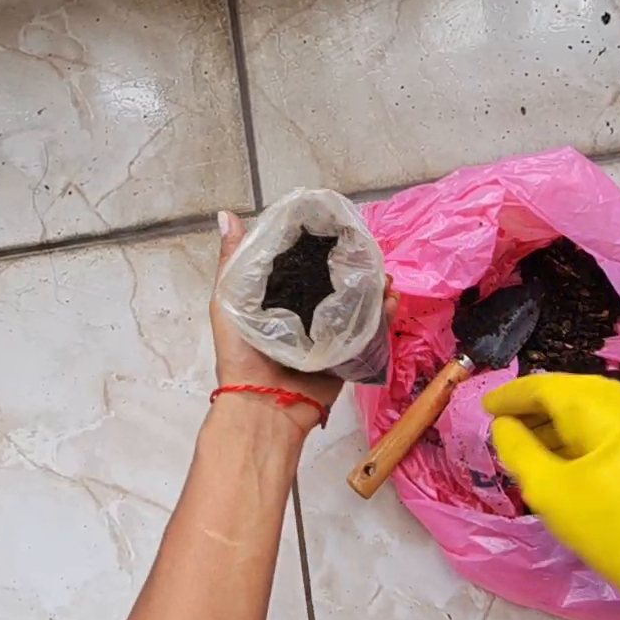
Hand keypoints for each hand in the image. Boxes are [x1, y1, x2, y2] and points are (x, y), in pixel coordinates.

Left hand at [211, 211, 397, 432]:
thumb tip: (228, 214)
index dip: (323, 246)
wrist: (262, 405)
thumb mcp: (228, 300)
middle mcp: (307, 311)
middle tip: (369, 254)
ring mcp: (330, 332)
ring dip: (376, 287)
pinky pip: (371, 331)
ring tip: (385, 277)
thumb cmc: (240, 353)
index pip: (307, 263)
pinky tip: (391, 300)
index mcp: (280, 295)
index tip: (338, 228)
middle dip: (357, 266)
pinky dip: (385, 315)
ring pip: (360, 303)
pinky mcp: (347, 353)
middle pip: (338, 281)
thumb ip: (234, 261)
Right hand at [486, 374, 619, 599]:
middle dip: (537, 407)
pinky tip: (574, 469)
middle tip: (507, 426)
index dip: (513, 395)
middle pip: (576, 394)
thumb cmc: (617, 532)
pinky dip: (586, 441)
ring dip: (561, 425)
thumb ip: (519, 451)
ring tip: (533, 451)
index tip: (485, 408)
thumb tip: (505, 427)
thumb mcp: (551, 493)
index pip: (549, 386)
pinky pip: (618, 436)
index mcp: (605, 410)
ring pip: (599, 415)